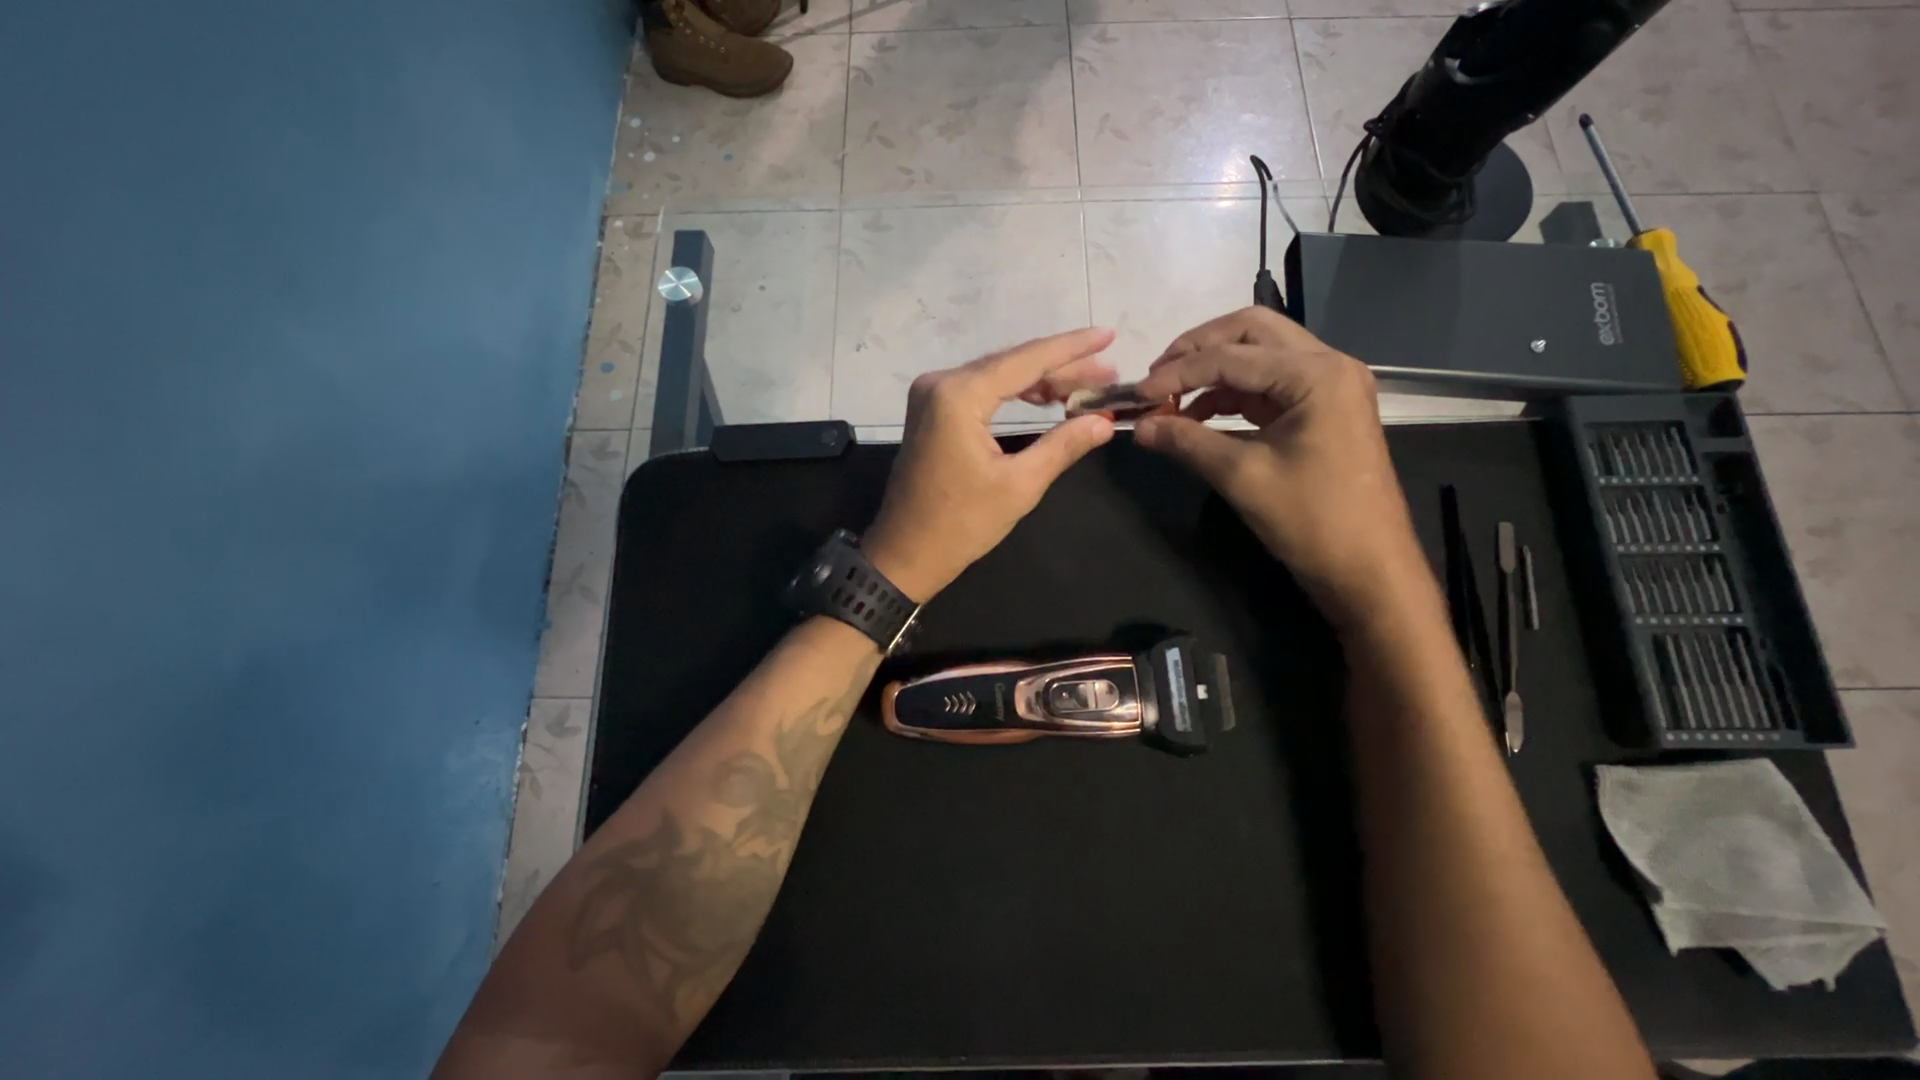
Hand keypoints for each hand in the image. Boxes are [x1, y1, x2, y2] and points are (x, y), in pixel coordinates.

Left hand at [862, 328, 1119, 603]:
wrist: (905, 554)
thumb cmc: (961, 524)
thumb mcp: (1020, 485)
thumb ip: (1063, 445)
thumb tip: (1105, 420)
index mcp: (959, 395)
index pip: (1026, 360)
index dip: (1072, 348)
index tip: (1109, 334)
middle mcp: (941, 383)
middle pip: (1012, 364)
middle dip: (1062, 367)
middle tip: (1109, 371)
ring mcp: (932, 395)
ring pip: (998, 375)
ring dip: (1041, 380)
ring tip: (1089, 385)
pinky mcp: (932, 411)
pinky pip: (982, 391)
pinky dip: (1015, 393)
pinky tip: (1048, 398)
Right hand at [1132, 307, 1428, 630]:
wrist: (1369, 570)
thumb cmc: (1312, 521)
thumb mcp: (1242, 477)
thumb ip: (1187, 441)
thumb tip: (1140, 425)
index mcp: (1316, 373)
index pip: (1231, 356)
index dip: (1176, 373)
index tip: (1136, 394)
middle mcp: (1328, 364)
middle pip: (1251, 332)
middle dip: (1198, 350)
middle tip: (1156, 377)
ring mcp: (1330, 386)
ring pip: (1260, 354)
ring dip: (1214, 370)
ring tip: (1170, 397)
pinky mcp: (1324, 410)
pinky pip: (1270, 384)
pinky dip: (1232, 393)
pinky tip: (1198, 415)